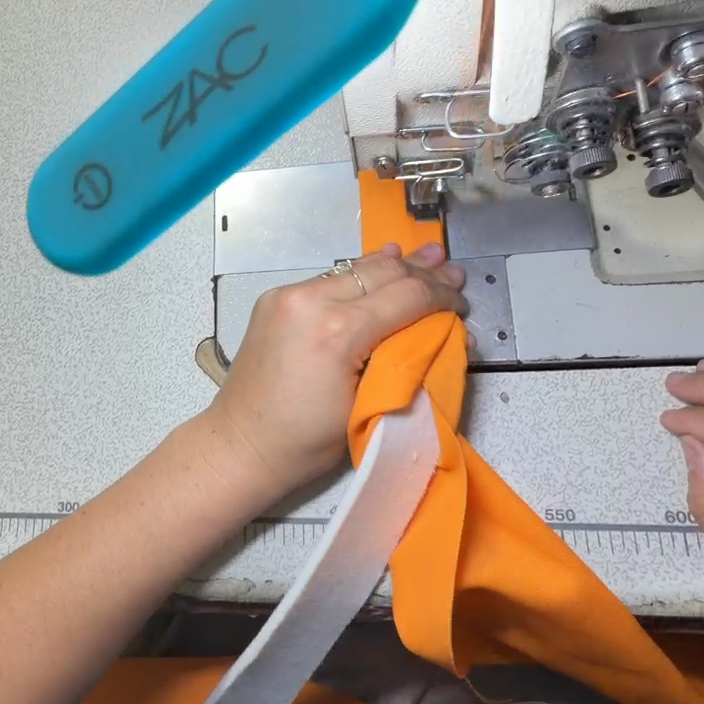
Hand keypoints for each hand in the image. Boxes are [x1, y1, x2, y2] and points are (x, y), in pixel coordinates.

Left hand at [205, 243, 465, 500]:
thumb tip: (443, 333)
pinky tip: (384, 265)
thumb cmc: (307, 442)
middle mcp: (311, 299)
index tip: (463, 306)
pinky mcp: (276, 297)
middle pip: (384, 272)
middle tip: (454, 276)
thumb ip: (406, 361)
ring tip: (429, 259)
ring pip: (356, 268)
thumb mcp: (369, 406)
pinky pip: (331, 278)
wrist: (241, 444)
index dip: (442, 298)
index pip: (407, 297)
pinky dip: (362, 276)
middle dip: (423, 275)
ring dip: (394, 268)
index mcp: (338, 331)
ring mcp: (289, 294)